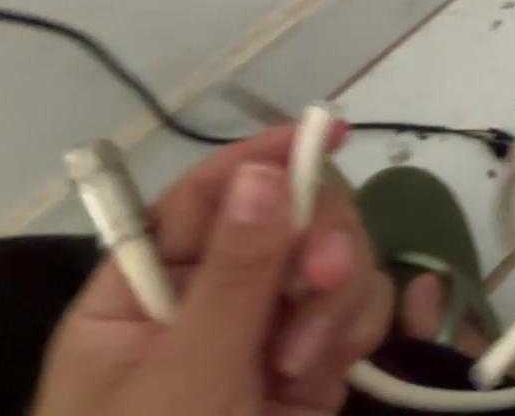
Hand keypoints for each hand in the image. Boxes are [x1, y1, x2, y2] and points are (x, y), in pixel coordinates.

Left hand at [32, 123, 393, 415]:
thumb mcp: (183, 381)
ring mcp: (272, 323)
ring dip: (340, 303)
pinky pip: (365, 302)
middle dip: (320, 243)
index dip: (261, 155)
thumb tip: (261, 172)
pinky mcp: (318, 353)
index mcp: (149, 290)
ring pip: (341, 256)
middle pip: (295, 214)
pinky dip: (364, 328)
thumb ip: (230, 276)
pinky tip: (341, 368)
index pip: (205, 195)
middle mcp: (216, 293)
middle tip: (322, 282)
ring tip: (309, 371)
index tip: (324, 131)